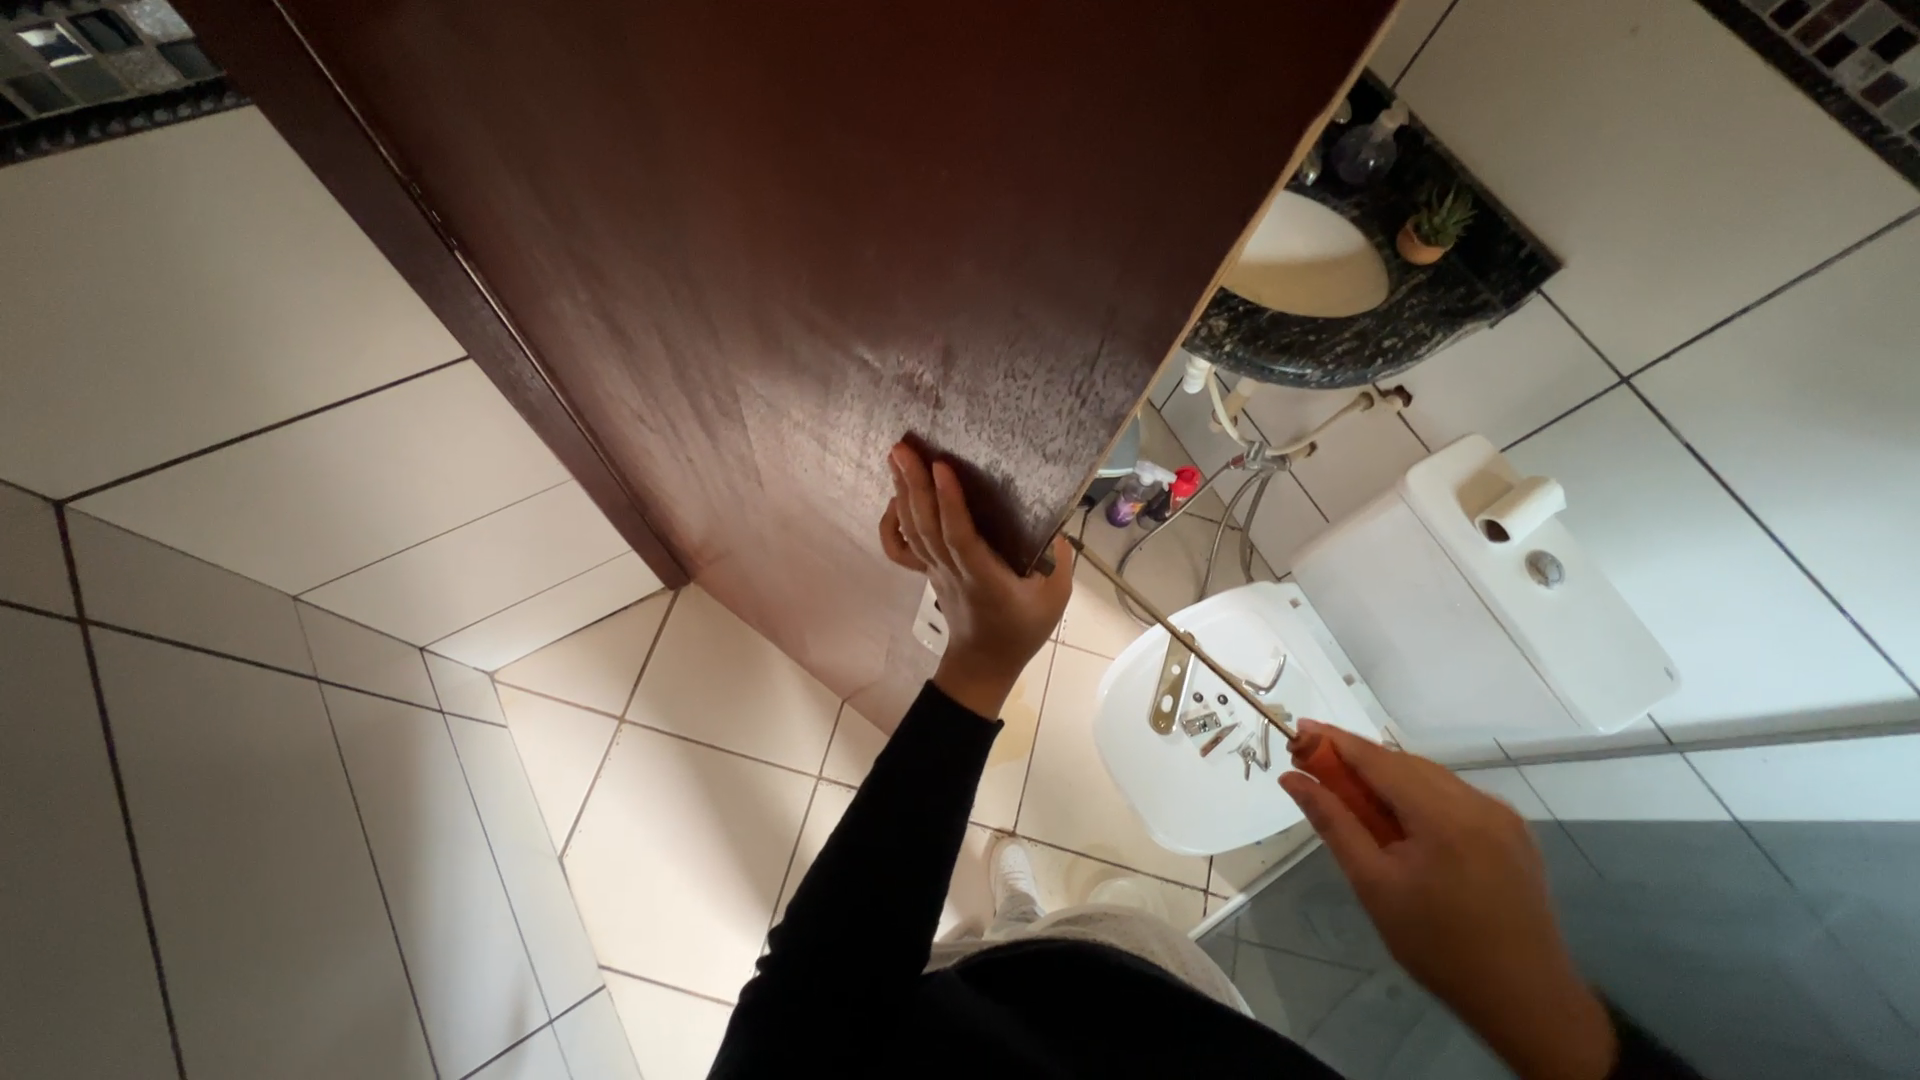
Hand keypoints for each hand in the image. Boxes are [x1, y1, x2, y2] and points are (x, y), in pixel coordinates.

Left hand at [879, 443, 1072, 717]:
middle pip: (926, 525)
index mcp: (983, 576)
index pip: (959, 535)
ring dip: (902, 492)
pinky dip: (891, 525)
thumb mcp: (1054, 601)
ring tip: (896, 457)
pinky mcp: (927, 572)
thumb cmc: (1019, 631)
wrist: (983, 664)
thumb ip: (1060, 564)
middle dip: (914, 484)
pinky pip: (900, 550)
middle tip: (903, 448)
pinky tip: (895, 499)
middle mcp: (951, 569)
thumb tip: (1059, 531)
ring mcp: (934, 570)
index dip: (949, 501)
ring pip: (912, 530)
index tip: (942, 467)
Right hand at [1279, 722, 1616, 1079]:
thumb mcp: (1372, 884)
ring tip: (1350, 792)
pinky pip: (1455, 796)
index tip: (1297, 729)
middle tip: (1312, 764)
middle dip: (1357, 759)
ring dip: (1388, 776)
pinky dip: (1419, 795)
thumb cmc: (1436, 945)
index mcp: (1443, 816)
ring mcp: (1502, 816)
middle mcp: (1478, 803)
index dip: (1334, 741)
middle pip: (1404, 763)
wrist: (1526, 1000)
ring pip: (1431, 777)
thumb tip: (1293, 779)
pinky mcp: (1514, 832)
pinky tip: (1400, 817)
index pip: (1377, 760)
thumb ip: (1333, 822)